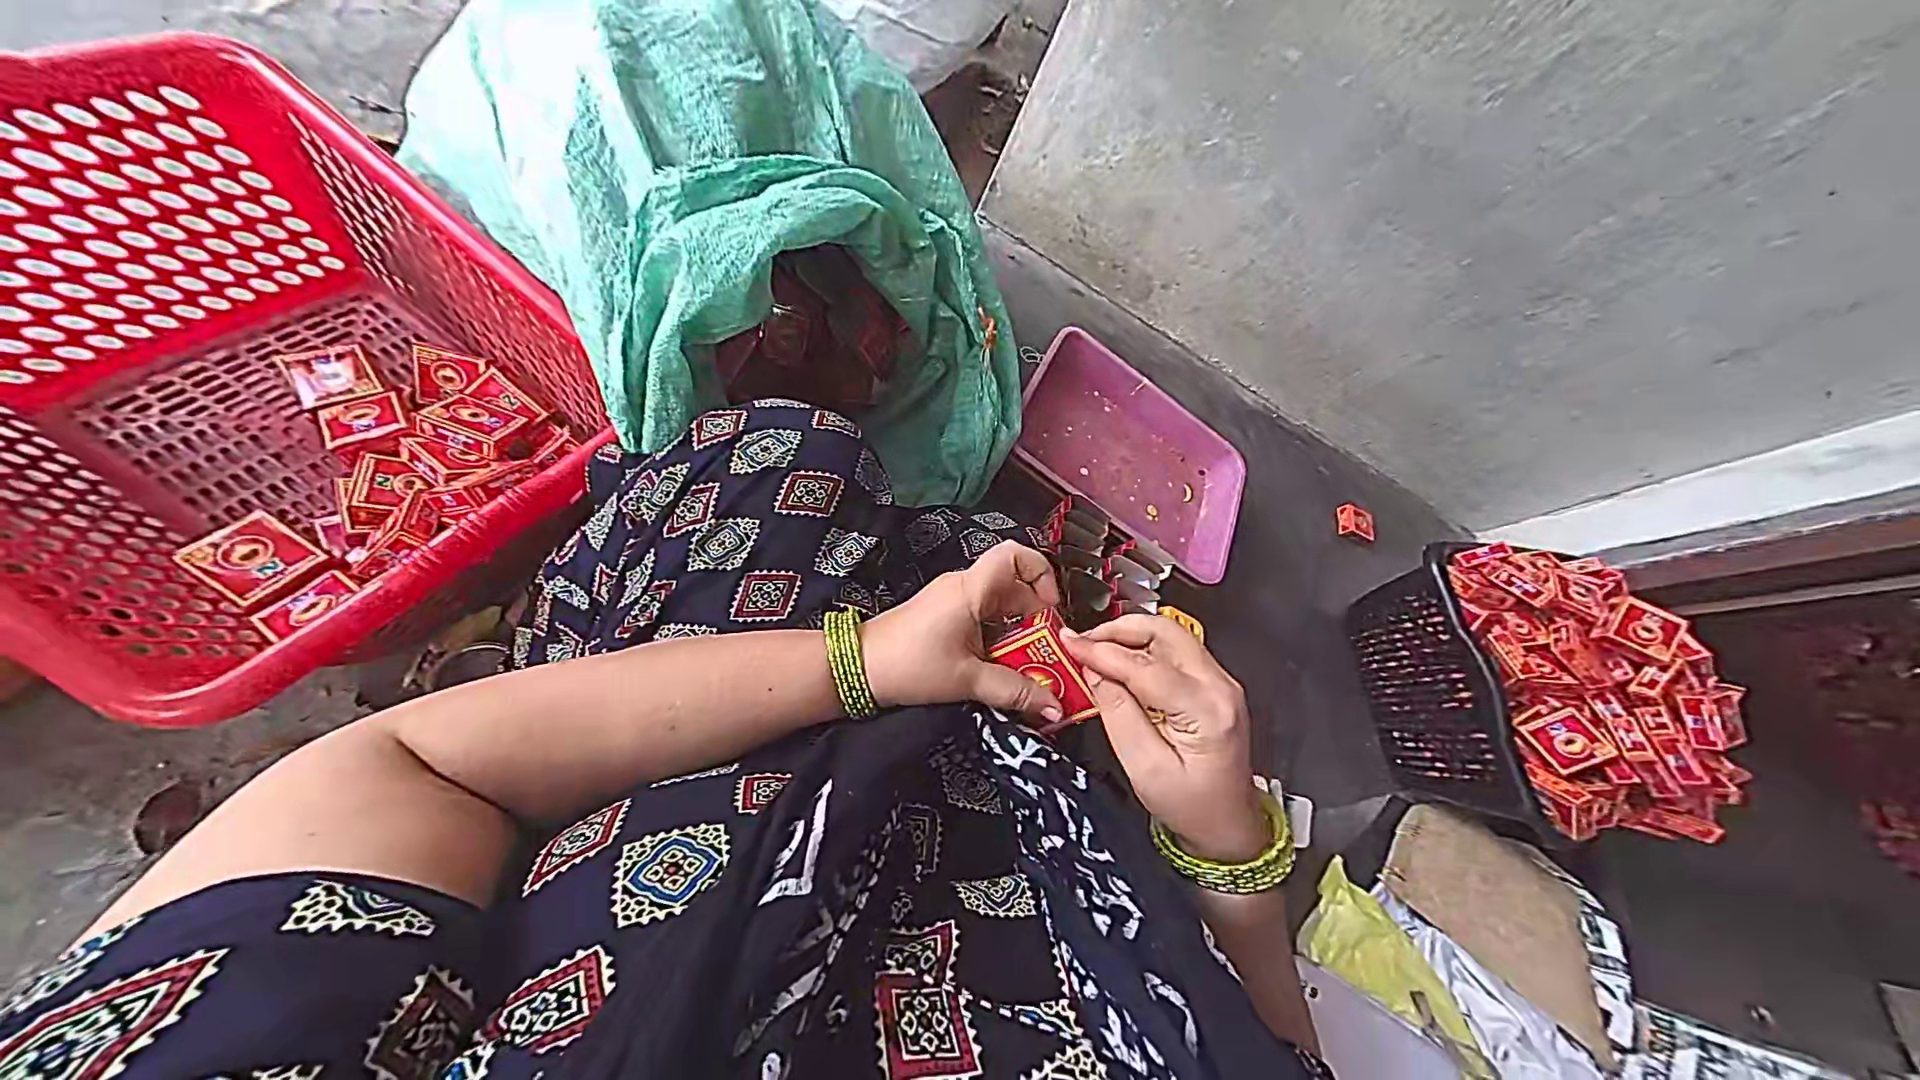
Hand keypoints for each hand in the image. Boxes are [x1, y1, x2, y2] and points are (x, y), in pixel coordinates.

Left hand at [861, 541, 1066, 722]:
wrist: (859, 667)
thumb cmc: (909, 665)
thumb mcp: (967, 680)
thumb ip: (1014, 691)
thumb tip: (1053, 706)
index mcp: (970, 589)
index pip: (1015, 555)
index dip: (1042, 573)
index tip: (1051, 609)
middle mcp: (963, 587)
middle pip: (1014, 586)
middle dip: (1036, 617)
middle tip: (1046, 649)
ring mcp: (952, 600)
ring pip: (1000, 604)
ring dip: (1018, 631)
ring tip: (1027, 662)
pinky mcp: (945, 614)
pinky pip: (983, 616)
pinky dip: (999, 636)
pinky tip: (1001, 663)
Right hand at [1063, 615, 1268, 862]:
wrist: (1228, 824)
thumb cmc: (1191, 806)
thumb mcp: (1144, 767)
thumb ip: (1117, 713)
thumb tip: (1093, 669)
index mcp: (1206, 711)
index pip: (1145, 665)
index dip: (1101, 650)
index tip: (1069, 642)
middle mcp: (1220, 686)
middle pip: (1164, 630)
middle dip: (1116, 629)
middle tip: (1082, 641)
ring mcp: (1220, 680)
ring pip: (1169, 632)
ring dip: (1128, 634)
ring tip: (1095, 649)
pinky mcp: (1212, 681)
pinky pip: (1174, 647)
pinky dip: (1141, 645)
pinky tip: (1118, 659)